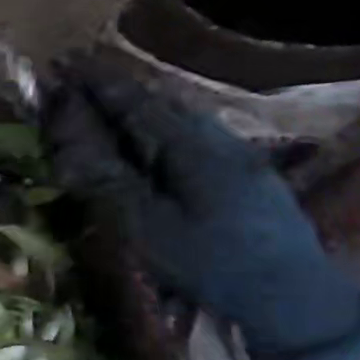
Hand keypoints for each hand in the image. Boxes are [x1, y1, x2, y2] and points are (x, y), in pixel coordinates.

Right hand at [43, 60, 359, 359]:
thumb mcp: (149, 227)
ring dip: (138, 105)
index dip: (96, 83)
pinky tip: (152, 137)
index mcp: (191, 147)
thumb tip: (66, 143)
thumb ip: (107, 180)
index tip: (63, 63)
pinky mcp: (244, 172)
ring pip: (178, 116)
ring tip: (105, 102)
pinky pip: (191, 133)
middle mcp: (216, 138)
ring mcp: (235, 153)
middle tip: (77, 79)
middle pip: (158, 102)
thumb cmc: (213, 263)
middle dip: (114, 89)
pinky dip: (159, 125)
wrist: (296, 296)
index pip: (134, 103)